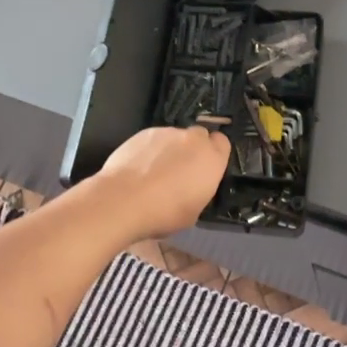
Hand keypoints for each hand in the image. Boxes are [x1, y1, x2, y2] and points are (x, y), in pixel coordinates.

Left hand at [91, 126, 231, 240]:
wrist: (124, 201)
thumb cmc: (165, 213)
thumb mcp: (193, 211)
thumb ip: (198, 189)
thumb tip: (190, 185)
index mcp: (211, 159)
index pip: (222, 143)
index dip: (214, 154)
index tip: (205, 167)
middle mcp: (192, 139)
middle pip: (199, 136)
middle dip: (193, 149)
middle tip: (180, 170)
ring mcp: (166, 133)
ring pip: (174, 137)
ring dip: (169, 150)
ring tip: (153, 172)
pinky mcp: (143, 133)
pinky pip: (153, 139)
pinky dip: (150, 150)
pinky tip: (138, 168)